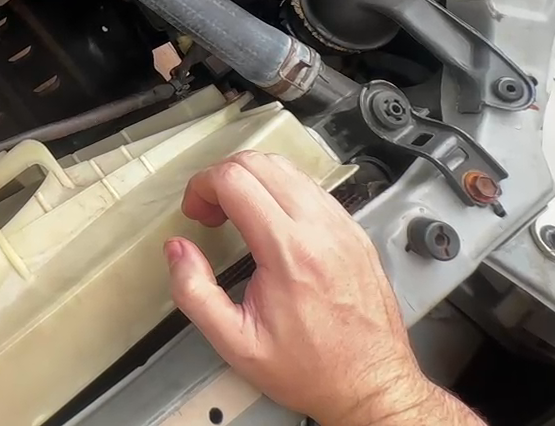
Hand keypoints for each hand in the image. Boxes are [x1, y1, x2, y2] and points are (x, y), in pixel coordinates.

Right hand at [164, 152, 468, 425]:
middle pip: (256, 162)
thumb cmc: (313, 371)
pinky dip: (278, 188)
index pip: (233, 179)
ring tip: (238, 211)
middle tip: (212, 210)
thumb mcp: (235, 343)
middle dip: (220, 177)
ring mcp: (343, 228)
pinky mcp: (354, 233)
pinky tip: (268, 217)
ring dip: (249, 179)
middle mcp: (320, 232)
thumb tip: (178, 249)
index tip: (197, 212)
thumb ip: (193, 292)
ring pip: (283, 167)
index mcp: (289, 253)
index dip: (201, 187)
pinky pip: (308, 185)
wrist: (376, 392)